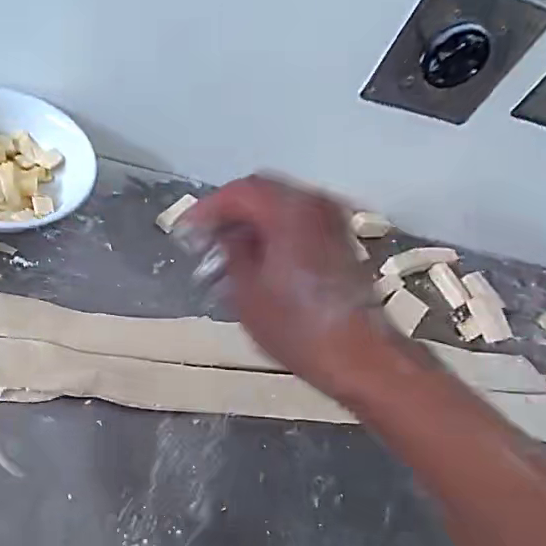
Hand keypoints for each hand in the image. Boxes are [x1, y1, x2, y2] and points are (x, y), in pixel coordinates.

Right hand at [182, 175, 401, 398]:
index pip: (239, 191)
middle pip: (263, 192)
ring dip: (253, 223)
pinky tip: (260, 260)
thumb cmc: (301, 330)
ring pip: (283, 206)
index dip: (207, 208)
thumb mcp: (247, 293)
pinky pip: (300, 222)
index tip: (188, 229)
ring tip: (229, 253)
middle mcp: (316, 206)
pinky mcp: (341, 241)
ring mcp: (333, 222)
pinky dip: (276, 232)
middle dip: (230, 213)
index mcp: (289, 212)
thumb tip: (224, 238)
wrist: (357, 355)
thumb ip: (231, 253)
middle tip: (206, 239)